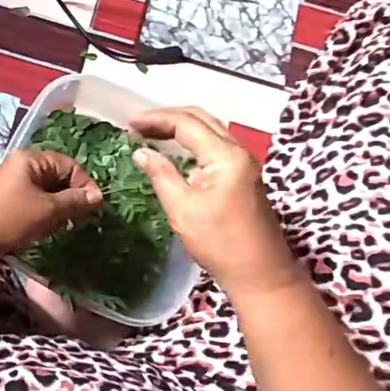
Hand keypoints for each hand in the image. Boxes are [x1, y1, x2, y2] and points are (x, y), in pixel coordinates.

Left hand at [0, 148, 102, 265]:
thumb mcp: (47, 209)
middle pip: (60, 178)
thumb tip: (98, 196)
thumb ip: (75, 201)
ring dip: (57, 211)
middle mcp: (23, 167)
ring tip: (56, 227)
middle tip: (76, 221)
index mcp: (31, 159)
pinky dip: (44, 217)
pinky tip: (42, 231)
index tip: (94, 209)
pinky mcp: (9, 203)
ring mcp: (15, 185)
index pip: (70, 165)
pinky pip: (36, 205)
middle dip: (71, 200)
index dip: (85, 185)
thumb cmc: (8, 218)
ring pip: (49, 194)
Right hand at [128, 107, 304, 298]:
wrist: (261, 273)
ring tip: (149, 133)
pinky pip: (213, 144)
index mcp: (225, 156)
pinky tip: (172, 150)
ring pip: (208, 129)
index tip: (128, 125)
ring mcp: (243, 163)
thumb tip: (141, 152)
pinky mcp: (242, 175)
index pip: (186, 123)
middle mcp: (238, 152)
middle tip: (137, 125)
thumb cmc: (220, 242)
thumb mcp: (182, 208)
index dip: (155, 120)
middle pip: (200, 118)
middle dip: (167, 117)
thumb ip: (161, 174)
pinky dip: (190, 140)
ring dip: (179, 126)